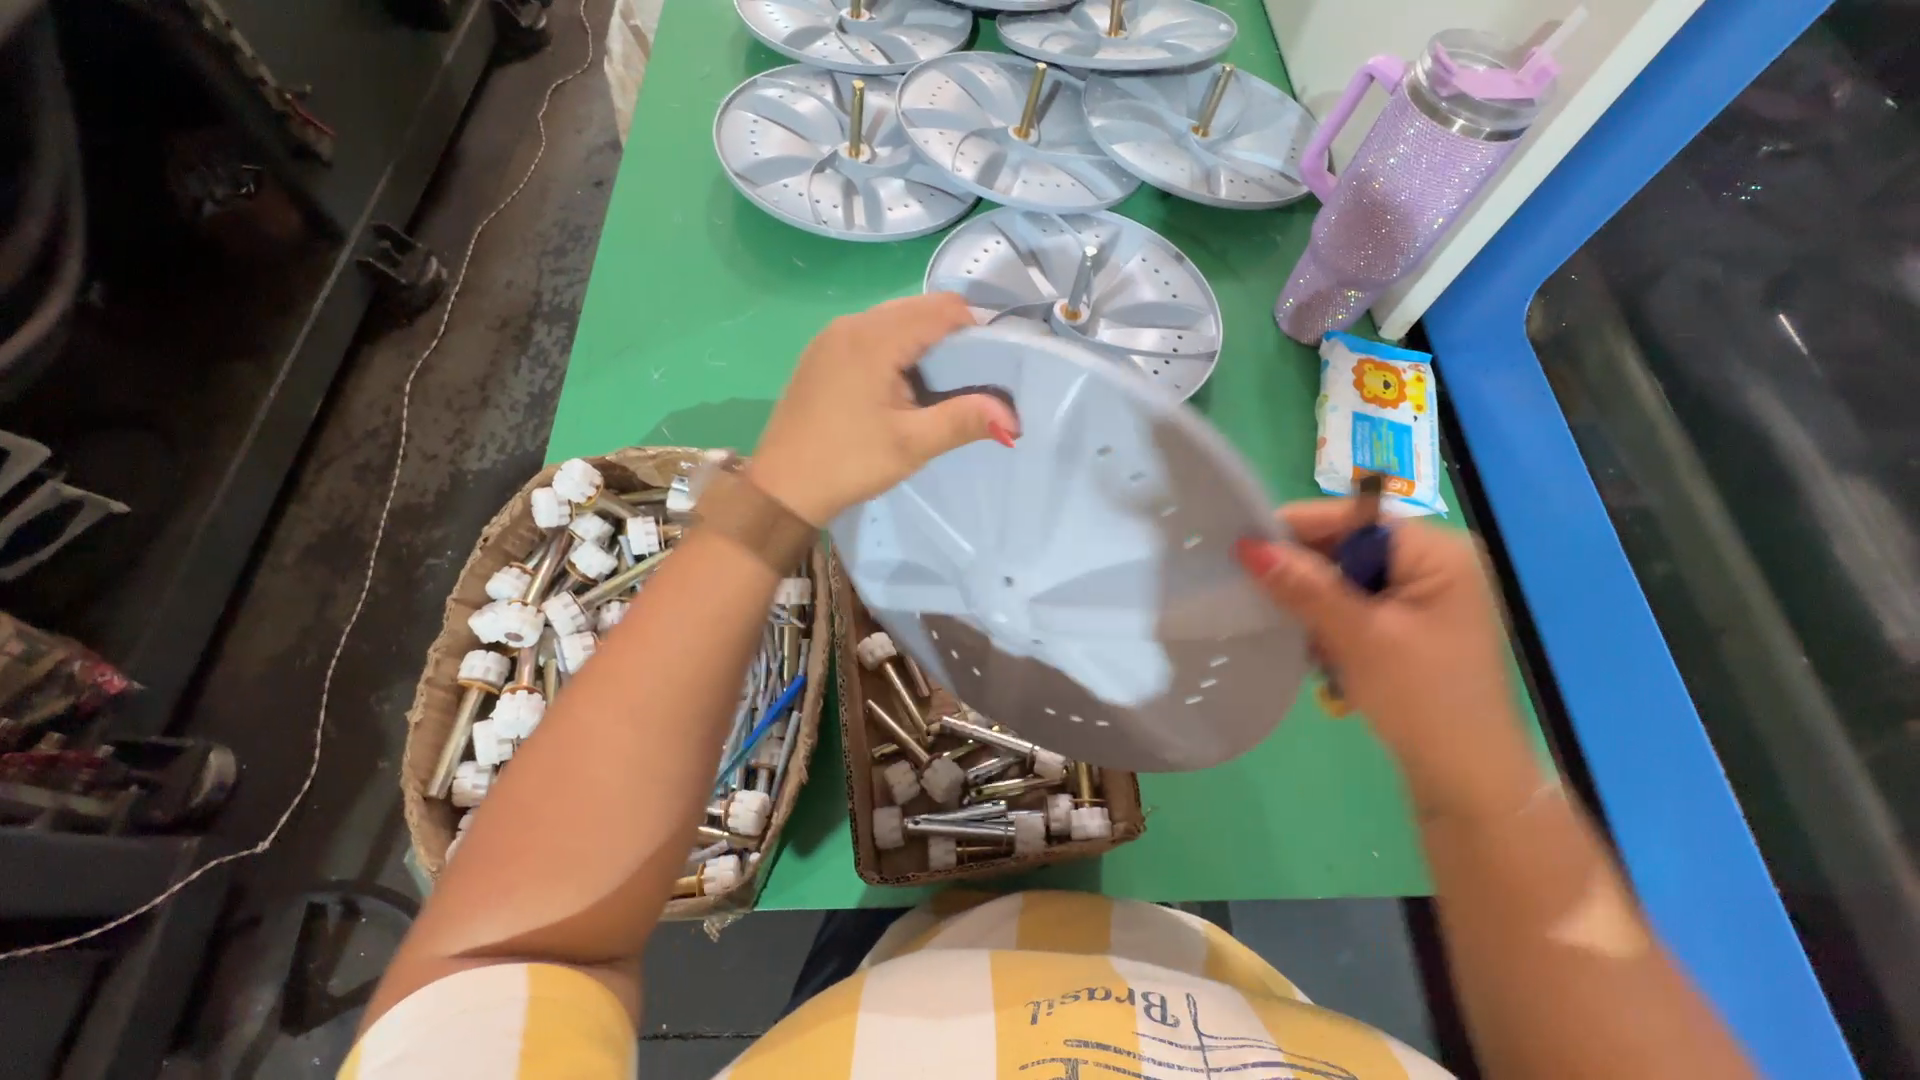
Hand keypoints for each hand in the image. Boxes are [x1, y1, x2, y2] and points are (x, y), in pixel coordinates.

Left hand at [749, 294, 1018, 524]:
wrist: (782, 488)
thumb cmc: (848, 463)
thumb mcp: (912, 444)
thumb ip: (964, 420)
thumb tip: (1013, 417)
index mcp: (874, 338)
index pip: (942, 309)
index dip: (977, 329)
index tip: (995, 364)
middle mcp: (851, 324)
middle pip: (918, 309)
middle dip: (952, 335)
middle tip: (973, 378)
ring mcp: (832, 336)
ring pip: (895, 320)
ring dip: (925, 342)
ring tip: (942, 385)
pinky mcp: (822, 353)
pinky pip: (872, 334)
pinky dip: (898, 349)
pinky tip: (904, 386)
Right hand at [1237, 500, 1534, 810]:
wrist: (1467, 780)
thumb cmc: (1422, 698)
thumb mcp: (1358, 637)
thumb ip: (1304, 587)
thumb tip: (1248, 545)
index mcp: (1438, 552)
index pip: (1354, 518)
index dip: (1298, 529)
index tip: (1242, 548)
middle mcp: (1436, 564)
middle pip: (1349, 547)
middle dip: (1304, 572)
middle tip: (1253, 591)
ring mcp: (1426, 597)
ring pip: (1347, 579)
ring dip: (1314, 602)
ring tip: (1282, 626)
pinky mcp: (1413, 628)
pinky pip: (1358, 606)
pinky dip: (1330, 623)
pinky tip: (1312, 648)